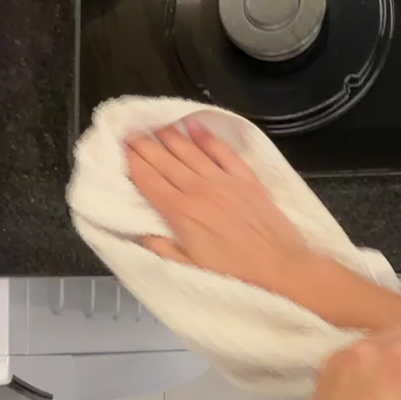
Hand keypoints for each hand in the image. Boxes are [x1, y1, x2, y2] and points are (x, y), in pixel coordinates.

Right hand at [125, 115, 351, 307]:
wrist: (280, 269)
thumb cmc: (236, 275)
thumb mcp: (190, 269)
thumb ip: (162, 248)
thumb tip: (140, 233)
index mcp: (181, 214)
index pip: (148, 180)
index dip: (132, 162)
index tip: (120, 149)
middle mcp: (200, 191)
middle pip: (165, 161)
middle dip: (145, 144)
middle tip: (130, 131)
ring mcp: (224, 182)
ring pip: (191, 151)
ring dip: (171, 136)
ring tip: (155, 125)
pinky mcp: (247, 180)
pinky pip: (223, 152)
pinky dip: (208, 138)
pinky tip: (195, 126)